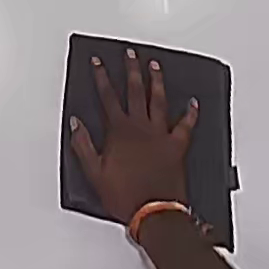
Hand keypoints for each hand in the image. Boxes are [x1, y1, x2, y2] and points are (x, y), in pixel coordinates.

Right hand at [69, 47, 199, 223]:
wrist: (156, 214)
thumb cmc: (125, 195)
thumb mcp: (94, 171)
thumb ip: (83, 144)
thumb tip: (75, 123)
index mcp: (119, 131)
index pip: (107, 95)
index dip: (101, 76)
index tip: (98, 62)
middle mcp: (140, 128)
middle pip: (134, 90)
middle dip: (131, 69)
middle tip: (130, 53)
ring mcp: (160, 135)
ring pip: (159, 100)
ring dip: (156, 81)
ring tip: (154, 66)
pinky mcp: (177, 147)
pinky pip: (186, 126)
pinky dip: (190, 113)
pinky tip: (193, 103)